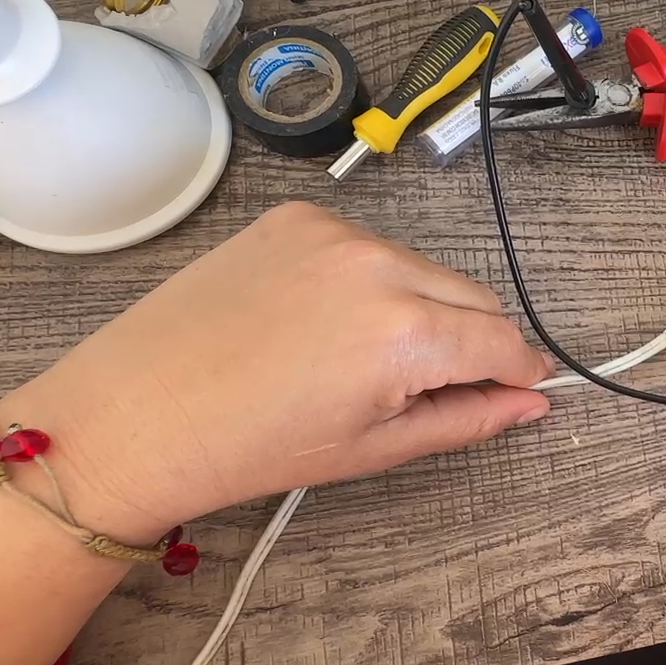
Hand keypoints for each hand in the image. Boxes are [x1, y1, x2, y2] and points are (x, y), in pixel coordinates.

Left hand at [0, 202, 554, 542]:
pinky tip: (336, 317)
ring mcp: (338, 232)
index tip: (524, 388)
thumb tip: (534, 404)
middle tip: (439, 382)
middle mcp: (380, 265)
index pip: (504, 342)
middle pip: (478, 298)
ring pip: (431, 270)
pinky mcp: (302, 217)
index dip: (522, 370)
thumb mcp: (377, 446)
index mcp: (403, 334)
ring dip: (432, 308)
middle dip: (479, 341)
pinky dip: (383, 281)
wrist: (131, 415)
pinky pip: (379, 248)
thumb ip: (471, 419)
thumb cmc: (255, 448)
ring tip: (377, 352)